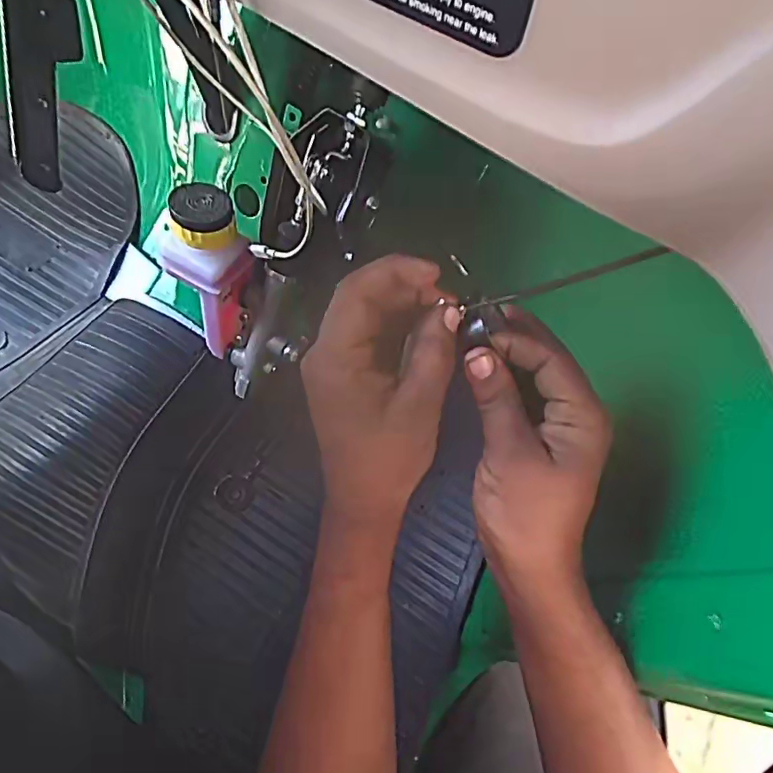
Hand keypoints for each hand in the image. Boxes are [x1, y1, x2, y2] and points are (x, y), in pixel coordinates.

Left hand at [302, 255, 458, 525]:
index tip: (437, 273)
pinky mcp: (341, 372)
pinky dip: (394, 322)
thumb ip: (432, 350)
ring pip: (362, 312)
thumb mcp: (419, 403)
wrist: (362, 500)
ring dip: (400, 302)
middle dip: (401, 284)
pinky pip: (366, 333)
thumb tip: (448, 309)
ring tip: (441, 304)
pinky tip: (423, 322)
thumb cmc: (389, 458)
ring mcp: (330, 362)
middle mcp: (324, 351)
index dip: (397, 271)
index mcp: (334, 356)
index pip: (357, 291)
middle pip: (357, 296)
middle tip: (445, 290)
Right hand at [461, 307, 611, 591]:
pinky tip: (486, 365)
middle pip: (551, 362)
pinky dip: (509, 378)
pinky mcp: (547, 439)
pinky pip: (531, 396)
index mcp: (583, 416)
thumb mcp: (507, 452)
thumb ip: (496, 399)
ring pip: (541, 377)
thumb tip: (478, 351)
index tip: (477, 325)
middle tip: (481, 313)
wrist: (532, 567)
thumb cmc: (524, 514)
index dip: (516, 338)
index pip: (551, 360)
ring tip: (481, 329)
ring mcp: (566, 427)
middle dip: (519, 337)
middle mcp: (582, 415)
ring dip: (513, 354)